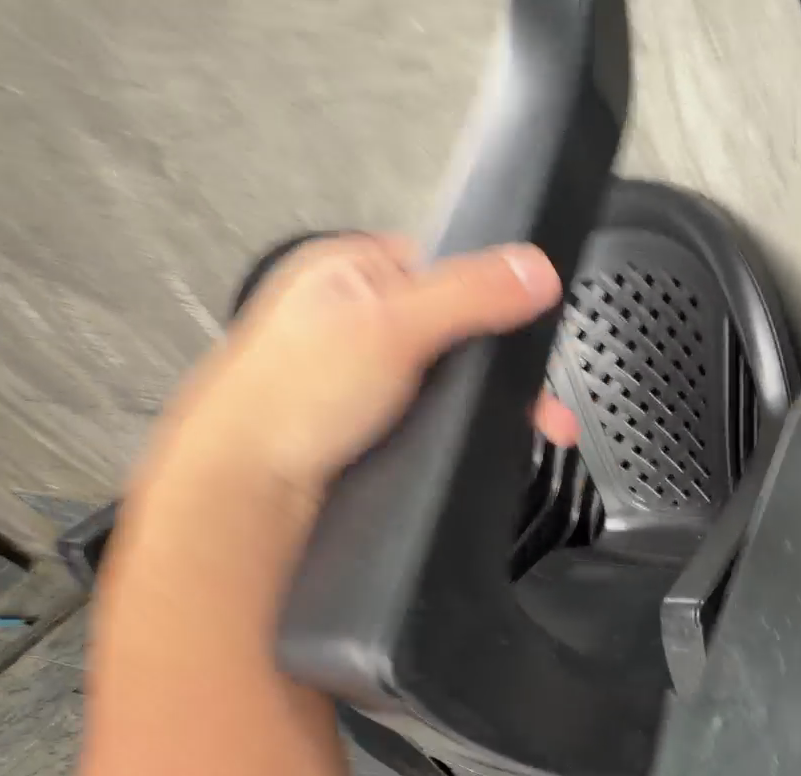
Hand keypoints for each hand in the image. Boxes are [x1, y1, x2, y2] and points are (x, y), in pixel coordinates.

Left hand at [155, 233, 579, 502]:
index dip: (500, 295)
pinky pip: (452, 406)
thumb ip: (469, 295)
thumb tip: (537, 268)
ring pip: (464, 372)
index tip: (539, 330)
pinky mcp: (387, 412)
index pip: (454, 264)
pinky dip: (483, 420)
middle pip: (469, 325)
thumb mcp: (393, 330)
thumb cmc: (292, 398)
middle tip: (548, 399)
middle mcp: (368, 314)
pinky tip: (507, 436)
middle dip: (517, 364)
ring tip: (547, 427)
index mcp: (357, 269)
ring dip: (509, 397)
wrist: (252, 485)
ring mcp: (377, 366)